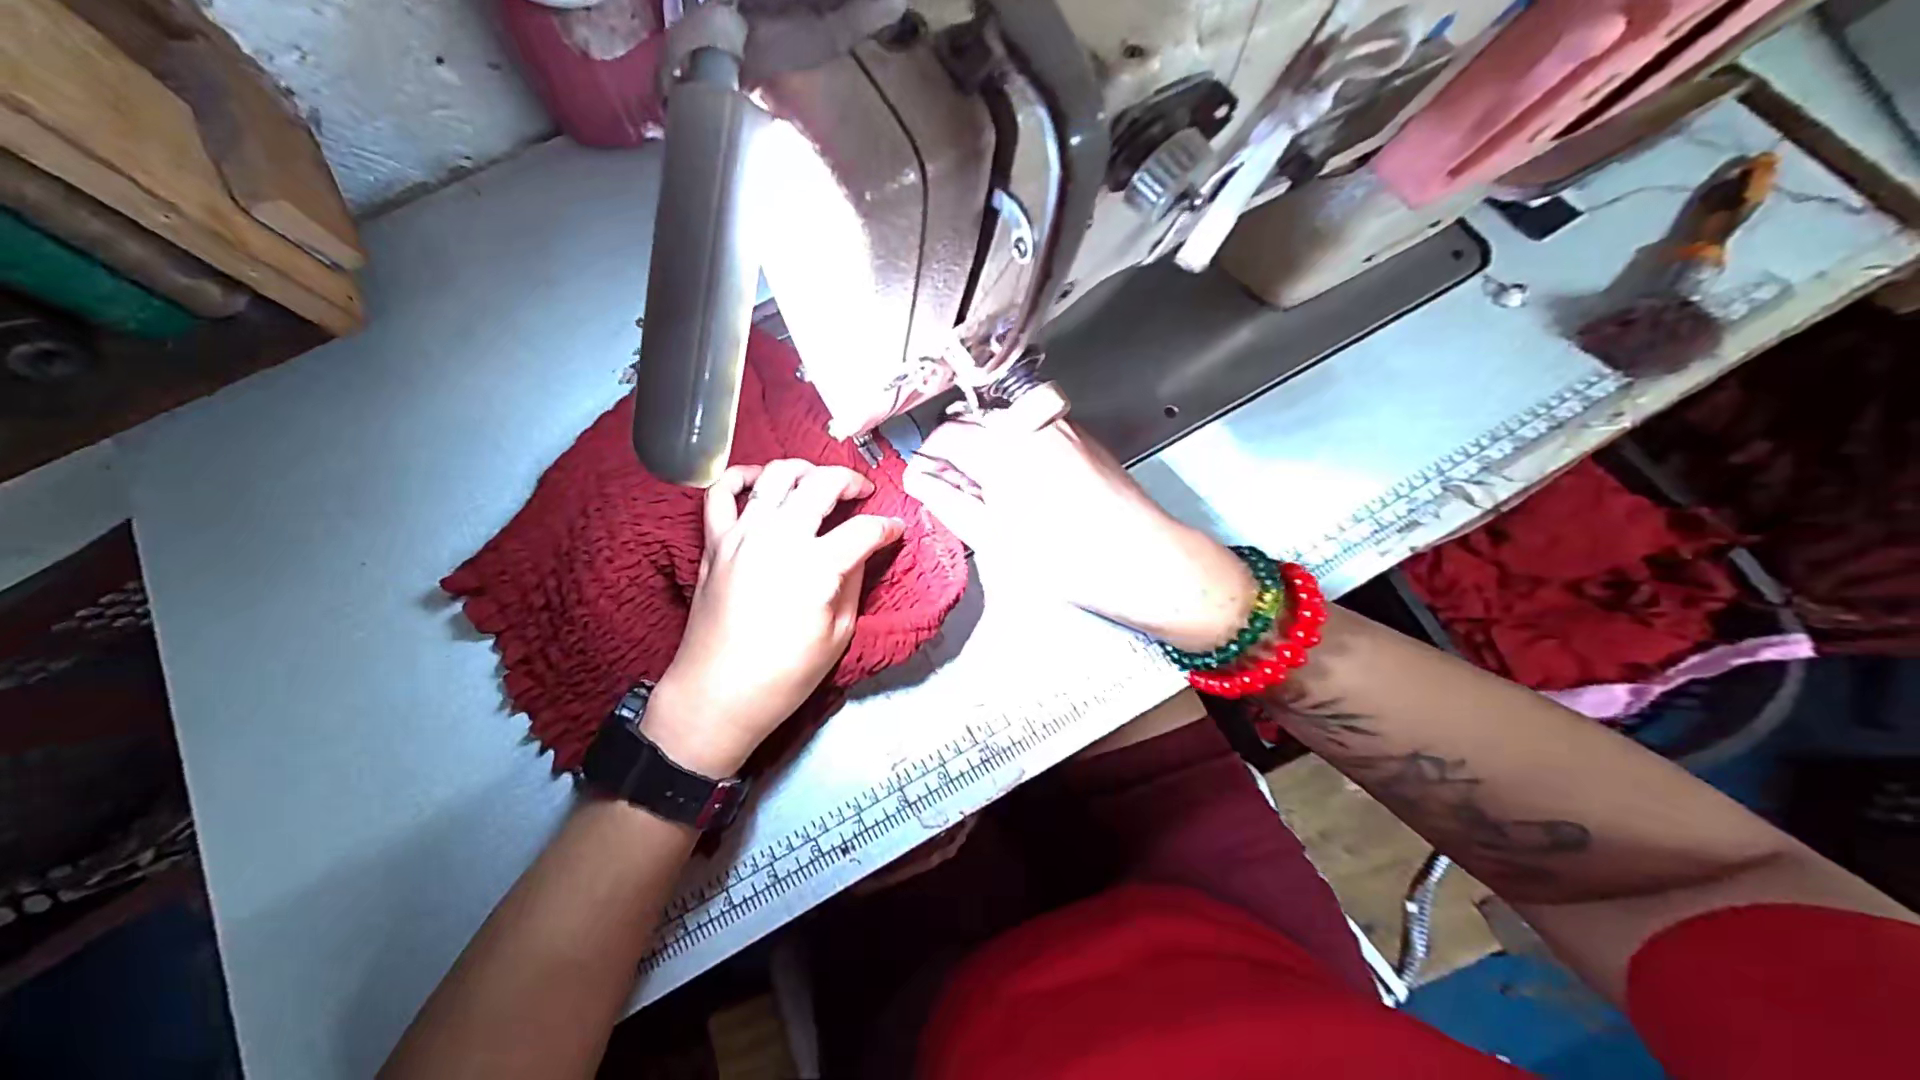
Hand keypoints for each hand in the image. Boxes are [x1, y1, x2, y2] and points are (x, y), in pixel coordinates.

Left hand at [645, 460, 904, 777]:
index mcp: (815, 568)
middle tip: (863, 492)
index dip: (886, 527)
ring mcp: (741, 536)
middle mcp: (778, 539)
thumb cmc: (782, 677)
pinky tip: (761, 482)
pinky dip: (741, 477)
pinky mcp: (715, 543)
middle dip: (851, 482)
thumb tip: (861, 549)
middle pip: (822, 484)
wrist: (717, 696)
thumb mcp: (838, 635)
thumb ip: (852, 581)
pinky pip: (721, 492)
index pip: (863, 529)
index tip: (894, 531)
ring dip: (806, 470)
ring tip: (819, 482)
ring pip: (776, 475)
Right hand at [903, 419, 1252, 651]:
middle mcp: (1030, 424)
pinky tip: (1023, 489)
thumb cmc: (1070, 557)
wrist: (1140, 558)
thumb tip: (923, 481)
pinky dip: (1016, 452)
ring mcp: (1058, 425)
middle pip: (972, 423)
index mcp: (1001, 446)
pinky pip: (1032, 432)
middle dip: (955, 453)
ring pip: (1002, 426)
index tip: (925, 478)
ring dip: (986, 451)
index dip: (927, 458)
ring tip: (991, 496)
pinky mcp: (1079, 436)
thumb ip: (949, 501)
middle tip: (953, 491)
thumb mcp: (993, 537)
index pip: (944, 436)